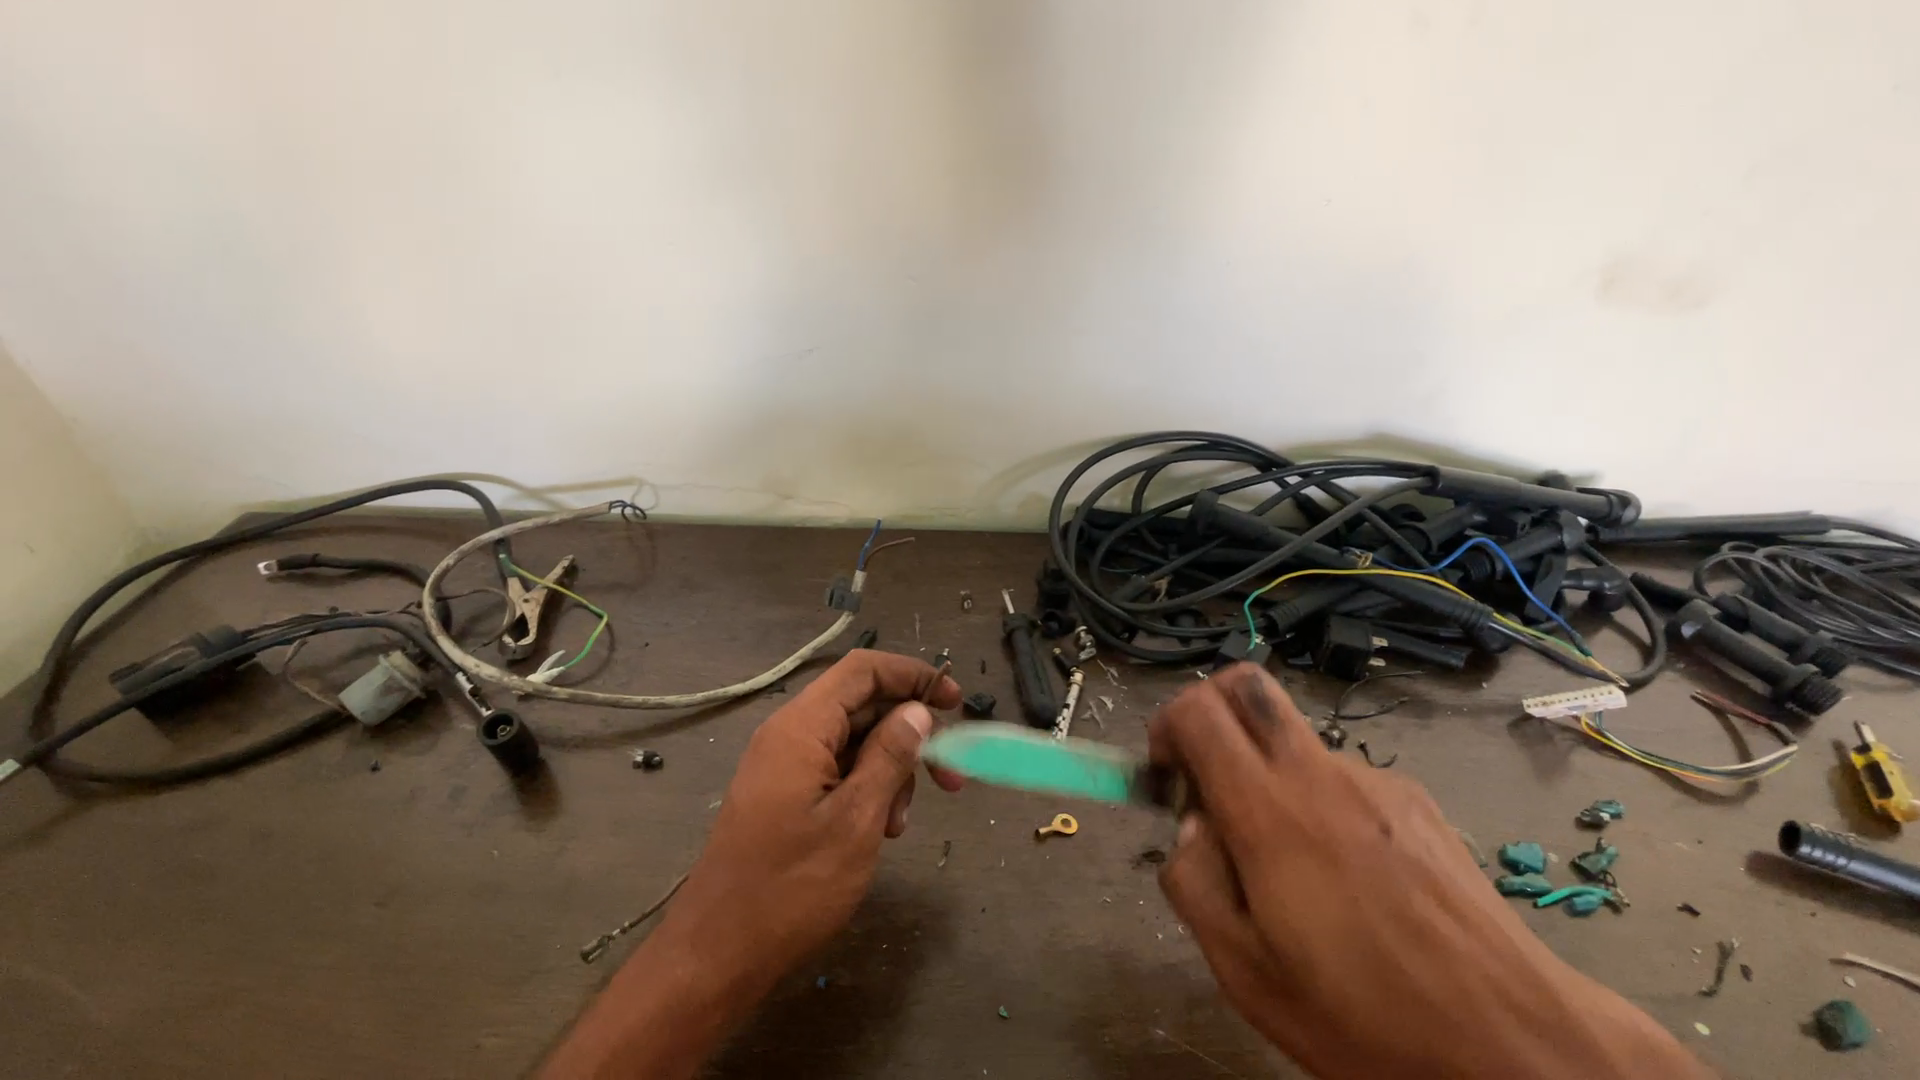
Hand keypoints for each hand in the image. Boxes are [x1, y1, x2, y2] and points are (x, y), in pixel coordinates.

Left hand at [542, 650, 961, 1079]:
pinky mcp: (783, 795)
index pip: (863, 671)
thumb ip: (889, 757)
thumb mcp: (856, 819)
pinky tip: (879, 831)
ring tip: (899, 823)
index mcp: (801, 728)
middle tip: (951, 777)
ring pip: (852, 742)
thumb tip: (916, 710)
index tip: (955, 702)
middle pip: (861, 706)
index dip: (913, 675)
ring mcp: (783, 766)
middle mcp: (789, 735)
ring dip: (890, 770)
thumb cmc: (792, 886)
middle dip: (910, 734)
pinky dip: (866, 789)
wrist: (718, 953)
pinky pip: (835, 771)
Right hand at [1152, 664, 1711, 1079]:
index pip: (1199, 710)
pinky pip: (1340, 778)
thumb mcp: (1245, 972)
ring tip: (1289, 869)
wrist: (1513, 1043)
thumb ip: (1194, 884)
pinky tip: (1345, 879)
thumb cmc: (1364, 1017)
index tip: (1167, 779)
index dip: (1165, 726)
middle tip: (1208, 781)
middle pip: (1247, 685)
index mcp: (1270, 814)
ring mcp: (1376, 782)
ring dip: (1266, 774)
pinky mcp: (1416, 800)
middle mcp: (1321, 776)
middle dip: (1209, 711)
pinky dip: (1316, 802)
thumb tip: (1191, 828)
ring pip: (1293, 740)